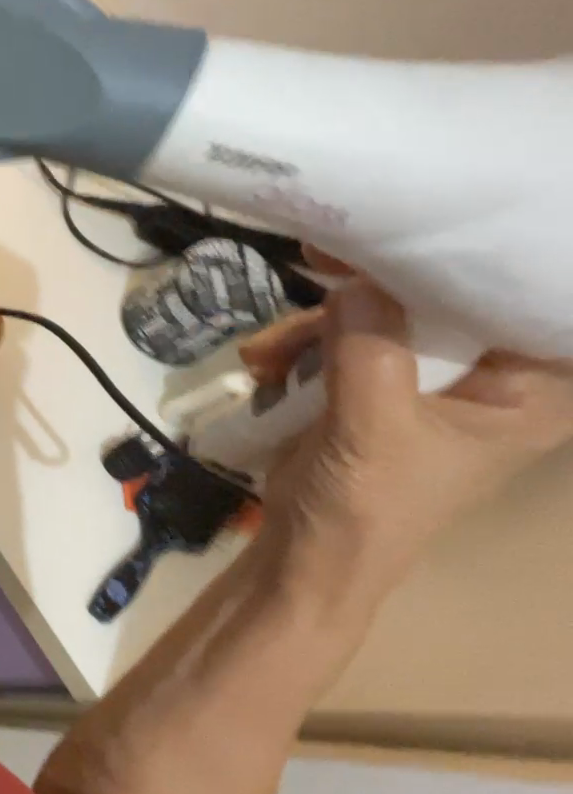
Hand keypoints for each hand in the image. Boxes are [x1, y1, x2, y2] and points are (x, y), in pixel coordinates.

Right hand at [241, 283, 572, 593]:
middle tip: (316, 269)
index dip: (469, 265)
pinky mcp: (368, 392)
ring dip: (312, 330)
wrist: (305, 556)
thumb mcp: (373, 427)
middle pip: (439, 303)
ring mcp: (422, 384)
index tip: (409, 237)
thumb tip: (354, 280)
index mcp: (529, 389)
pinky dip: (297, 350)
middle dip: (367, 296)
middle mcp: (488, 378)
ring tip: (263, 355)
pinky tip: (263, 366)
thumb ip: (369, 350)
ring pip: (377, 320)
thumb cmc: (366, 504)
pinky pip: (338, 345)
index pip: (519, 302)